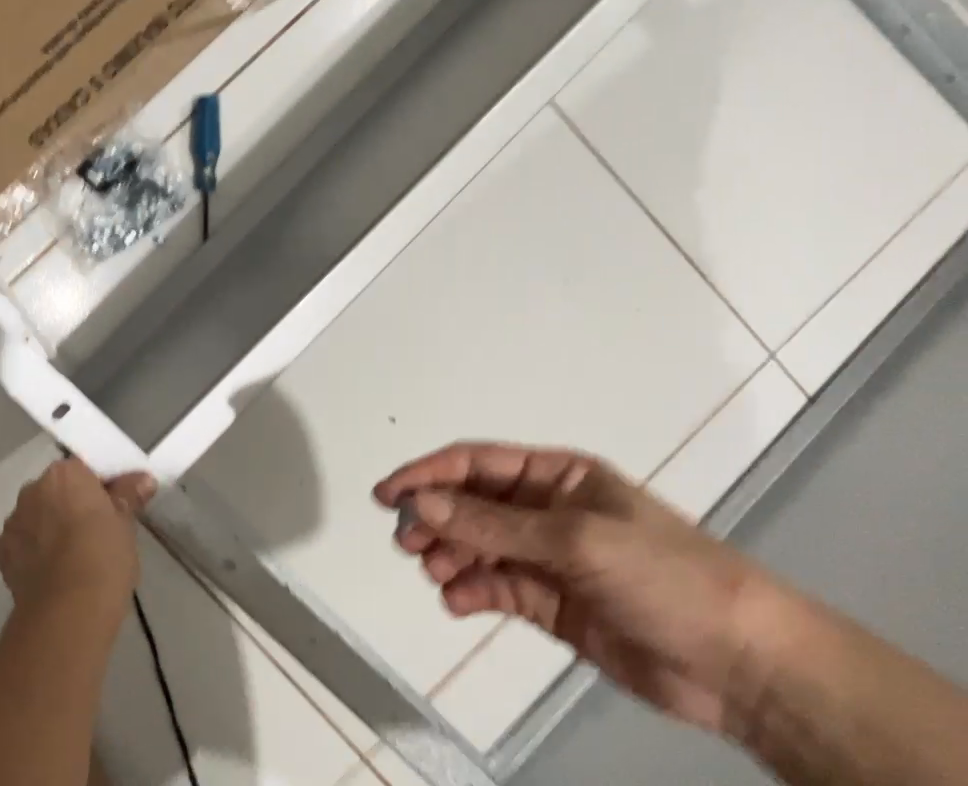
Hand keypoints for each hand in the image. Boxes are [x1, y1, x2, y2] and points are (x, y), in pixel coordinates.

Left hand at [0, 458, 155, 612]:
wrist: (68, 610)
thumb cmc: (104, 558)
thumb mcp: (126, 525)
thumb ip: (129, 496)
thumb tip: (142, 479)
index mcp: (64, 475)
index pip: (83, 471)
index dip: (99, 489)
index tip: (114, 510)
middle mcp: (32, 490)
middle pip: (55, 492)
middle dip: (70, 507)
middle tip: (96, 536)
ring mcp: (12, 521)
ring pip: (35, 517)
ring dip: (48, 529)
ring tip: (71, 560)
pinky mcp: (0, 553)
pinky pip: (20, 545)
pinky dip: (32, 554)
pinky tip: (49, 574)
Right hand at [374, 443, 765, 732]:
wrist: (744, 667)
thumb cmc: (667, 577)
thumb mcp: (575, 540)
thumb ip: (492, 523)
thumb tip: (419, 503)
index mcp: (561, 477)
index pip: (476, 463)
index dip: (427, 474)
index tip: (386, 495)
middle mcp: (548, 512)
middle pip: (470, 505)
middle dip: (434, 519)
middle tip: (407, 542)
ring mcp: (548, 559)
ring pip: (476, 547)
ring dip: (448, 556)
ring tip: (436, 573)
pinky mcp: (550, 605)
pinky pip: (494, 588)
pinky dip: (470, 592)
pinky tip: (458, 601)